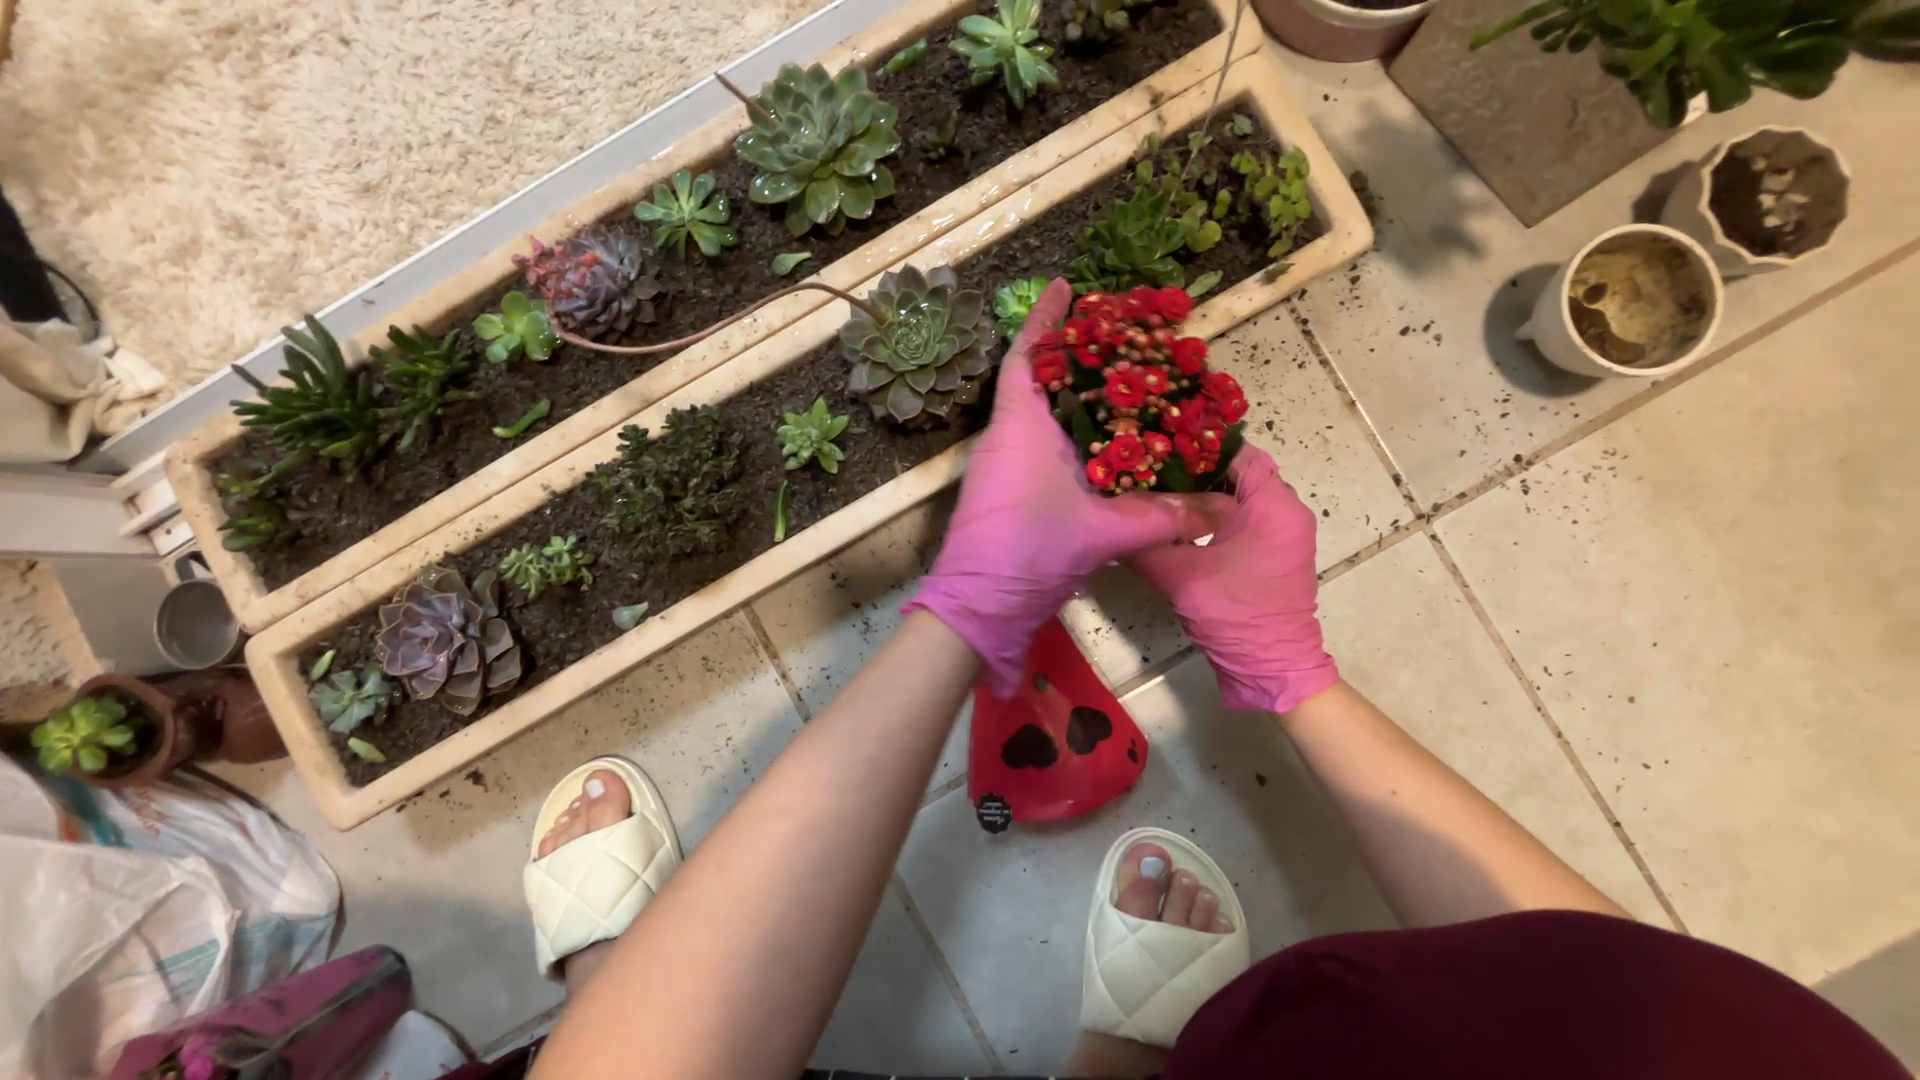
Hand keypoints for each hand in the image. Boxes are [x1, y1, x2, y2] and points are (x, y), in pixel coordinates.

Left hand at [905, 279, 1211, 695]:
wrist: (977, 608)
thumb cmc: (1027, 554)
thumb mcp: (1102, 533)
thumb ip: (1164, 518)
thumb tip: (1223, 509)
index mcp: (1020, 428)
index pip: (1026, 357)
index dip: (1044, 320)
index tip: (1064, 286)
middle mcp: (1007, 438)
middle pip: (1038, 380)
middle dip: (1072, 354)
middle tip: (1115, 333)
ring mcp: (1004, 466)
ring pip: (1040, 415)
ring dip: (1072, 394)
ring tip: (1118, 377)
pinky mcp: (1010, 492)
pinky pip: (1042, 446)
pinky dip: (1070, 433)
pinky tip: (1102, 441)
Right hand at [1131, 445, 1337, 713]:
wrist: (1271, 670)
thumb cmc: (1235, 617)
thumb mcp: (1181, 577)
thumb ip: (1145, 544)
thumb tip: (1110, 517)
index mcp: (1274, 506)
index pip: (1238, 453)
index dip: (1198, 447)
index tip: (1158, 448)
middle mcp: (1283, 512)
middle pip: (1235, 472)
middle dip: (1191, 469)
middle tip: (1146, 468)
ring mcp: (1278, 533)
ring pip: (1234, 497)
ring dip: (1197, 494)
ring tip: (1152, 492)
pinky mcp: (1267, 552)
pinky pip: (1237, 519)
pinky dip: (1207, 516)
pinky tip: (1170, 522)